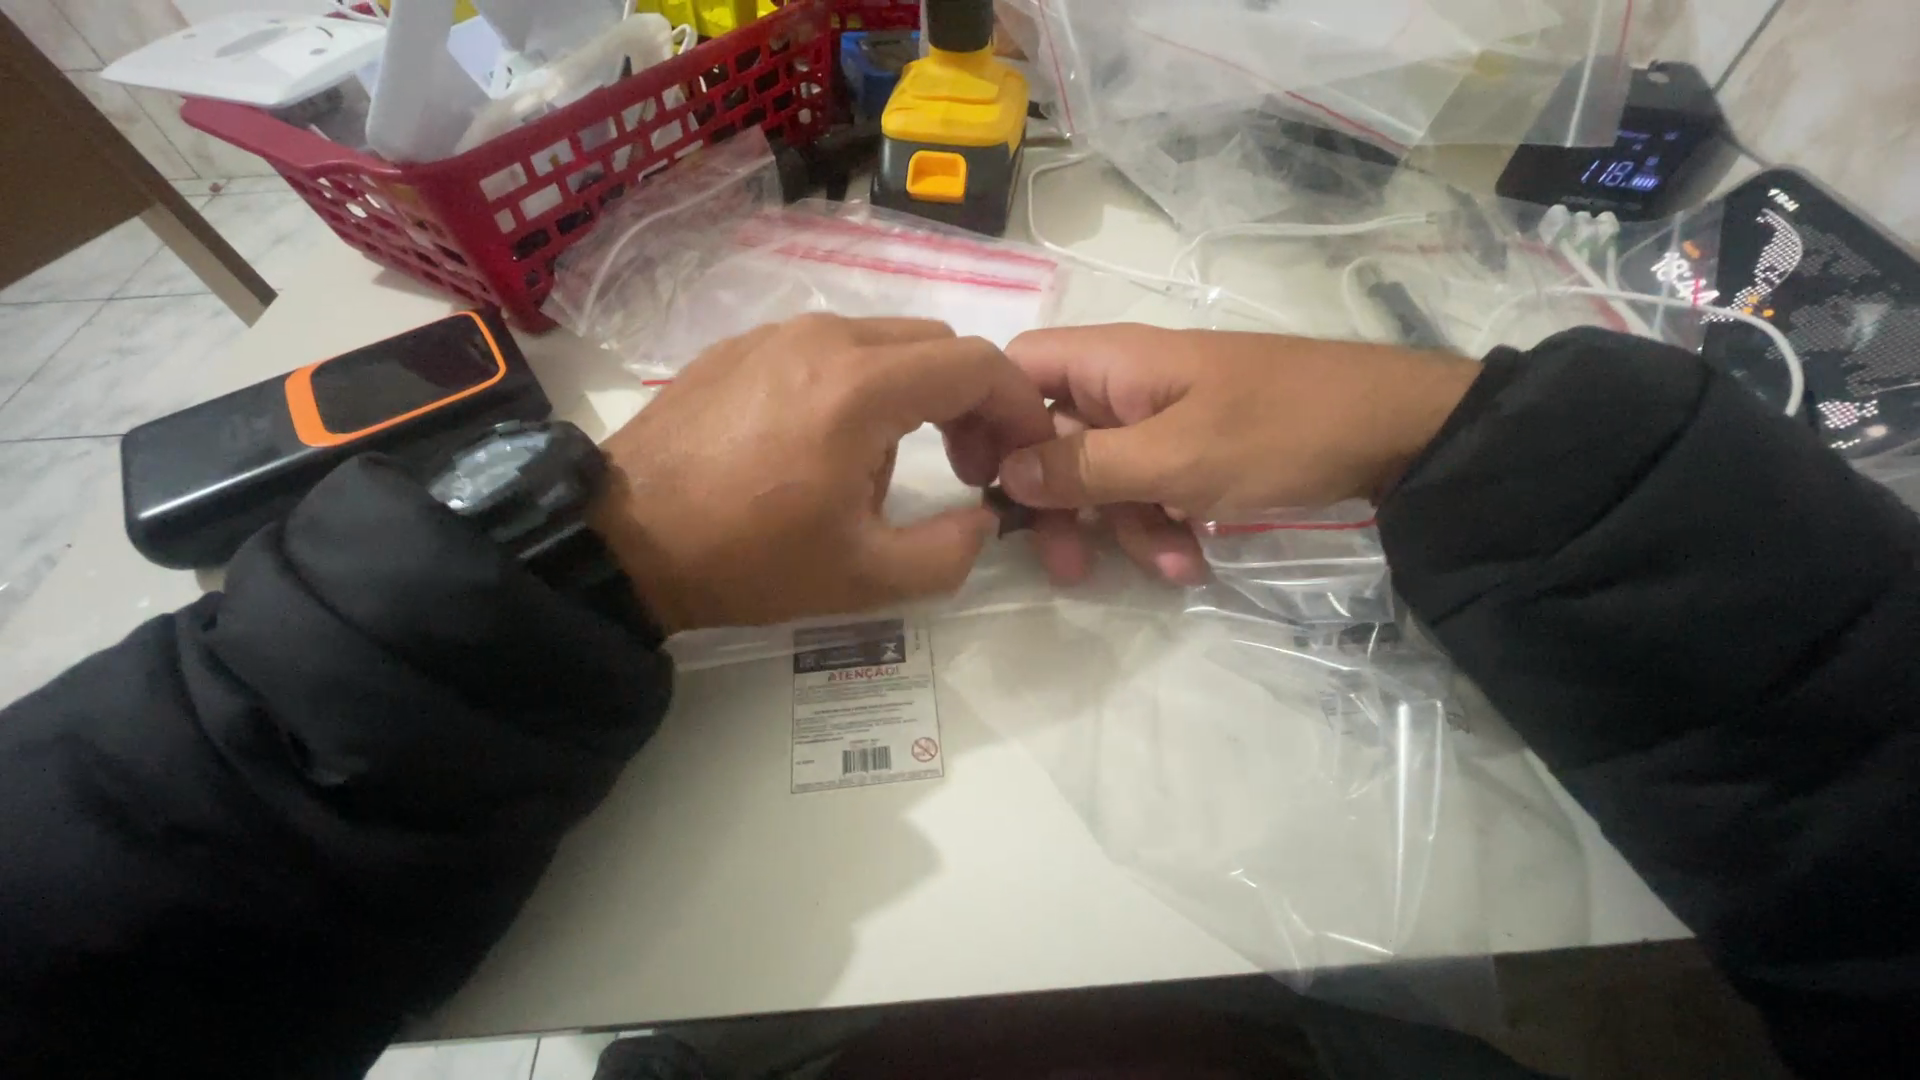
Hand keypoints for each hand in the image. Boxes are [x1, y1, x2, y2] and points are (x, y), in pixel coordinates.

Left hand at [589, 315, 1054, 632]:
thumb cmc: (749, 560)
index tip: (1021, 451)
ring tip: (881, 466)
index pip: (977, 365)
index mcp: (862, 388)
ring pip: (884, 342)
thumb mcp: (866, 579)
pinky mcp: (741, 345)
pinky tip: (823, 443)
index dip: (1018, 406)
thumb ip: (951, 552)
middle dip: (970, 400)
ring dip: (914, 394)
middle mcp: (825, 338)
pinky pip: (828, 348)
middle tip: (963, 465)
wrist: (622, 540)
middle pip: (937, 344)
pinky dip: (859, 384)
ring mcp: (777, 333)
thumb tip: (983, 518)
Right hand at [997, 325, 1480, 584]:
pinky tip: (1189, 557)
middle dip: (1057, 503)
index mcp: (1109, 363)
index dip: (989, 422)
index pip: (1014, 372)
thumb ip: (1082, 468)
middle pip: (1050, 437)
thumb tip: (1004, 474)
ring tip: (1168, 565)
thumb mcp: (1173, 459)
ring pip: (1100, 475)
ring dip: (1120, 527)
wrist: (1395, 432)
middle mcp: (1121, 386)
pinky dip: (1158, 524)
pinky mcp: (1187, 449)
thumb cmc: (1279, 430)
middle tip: (1061, 562)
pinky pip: (1144, 488)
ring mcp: (1156, 419)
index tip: (985, 484)